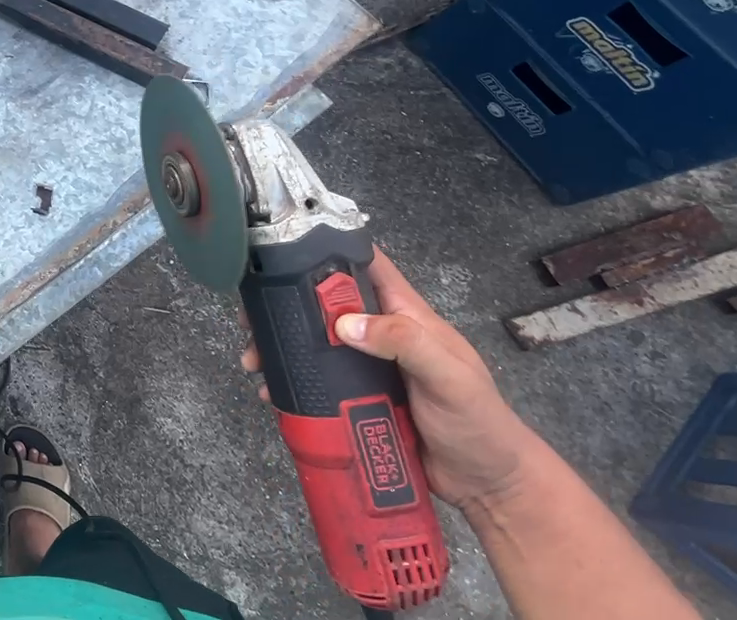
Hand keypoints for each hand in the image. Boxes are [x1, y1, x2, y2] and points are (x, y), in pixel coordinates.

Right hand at [240, 249, 534, 510]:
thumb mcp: (451, 379)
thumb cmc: (479, 424)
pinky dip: (286, 381)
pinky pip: (310, 379)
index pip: (366, 266)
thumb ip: (405, 344)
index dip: (328, 249)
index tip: (283, 249)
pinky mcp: (351, 395)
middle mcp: (379, 333)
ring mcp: (363, 365)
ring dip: (277, 346)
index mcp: (405, 316)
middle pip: (321, 304)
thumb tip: (344, 324)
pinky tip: (270, 391)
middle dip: (282, 305)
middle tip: (249, 317)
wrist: (487, 488)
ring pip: (309, 342)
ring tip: (254, 360)